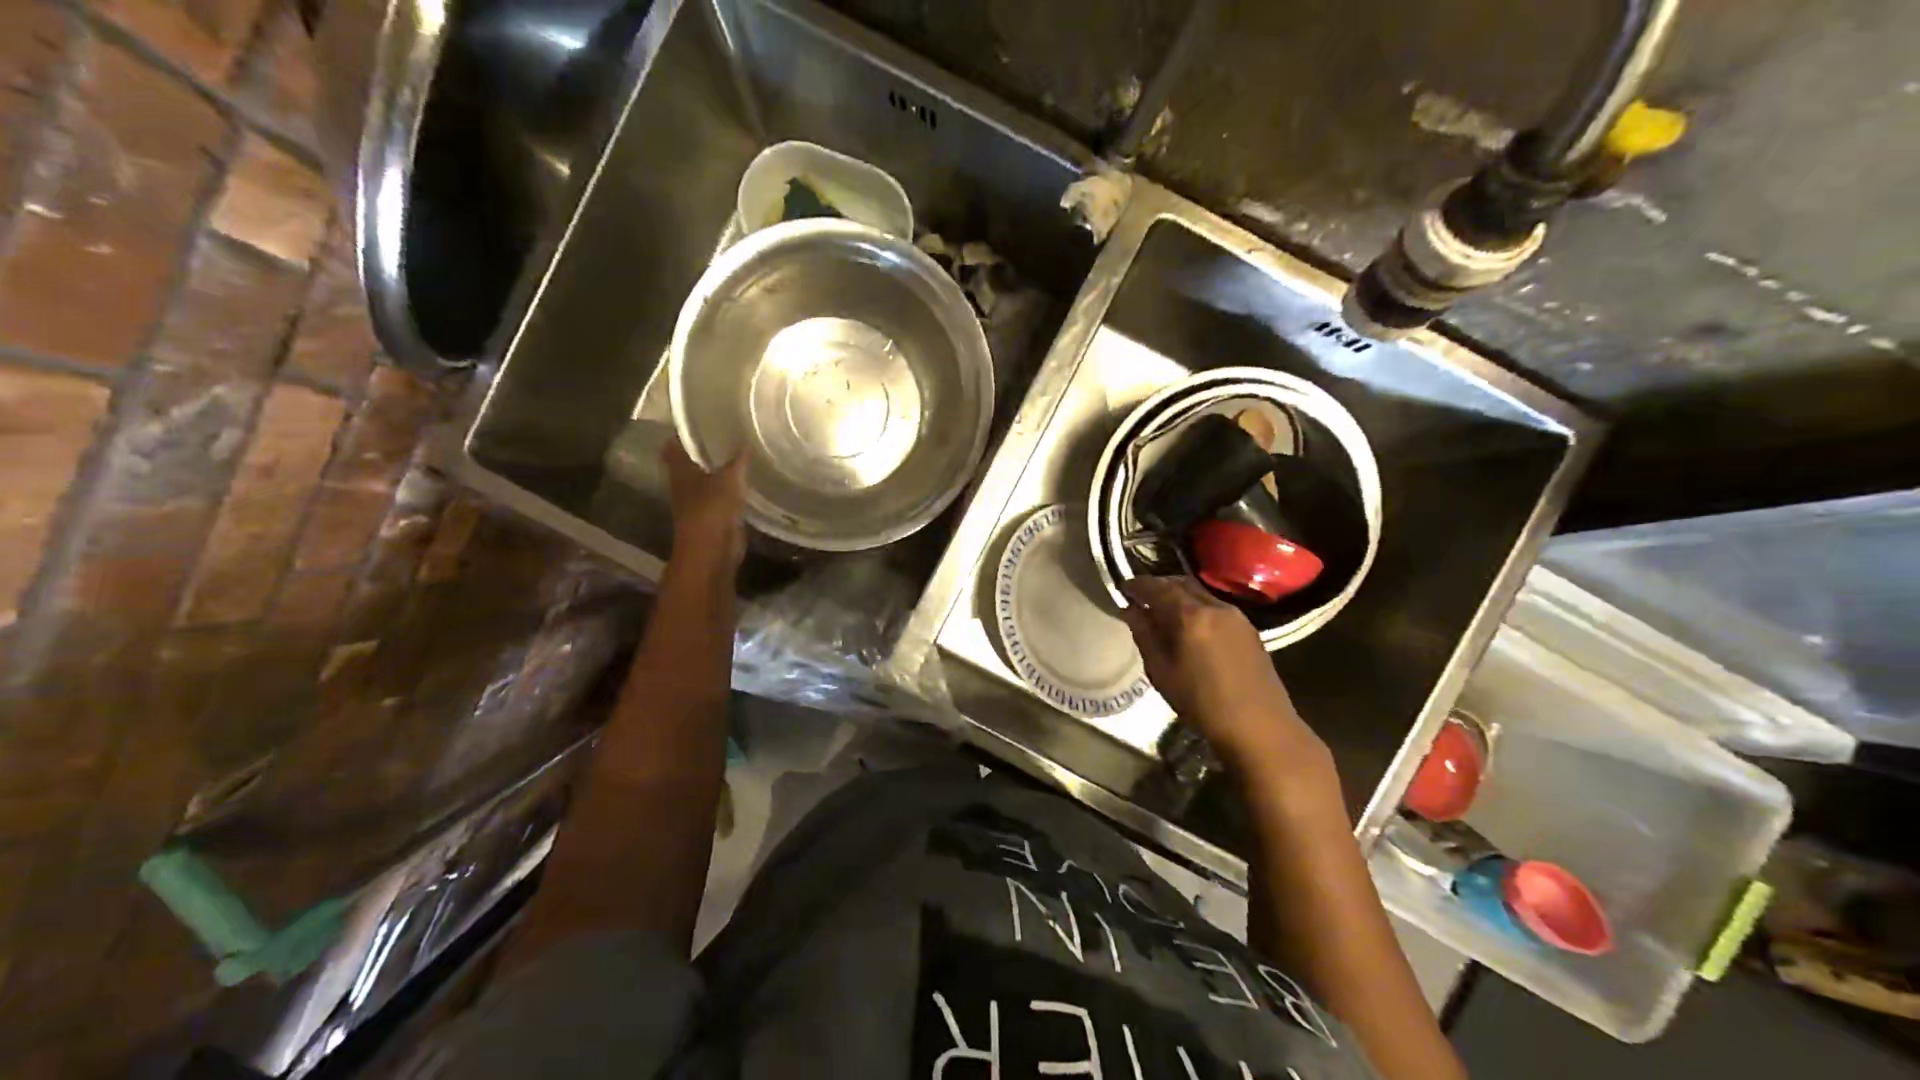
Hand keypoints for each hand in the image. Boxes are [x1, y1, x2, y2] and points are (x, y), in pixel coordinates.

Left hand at [662, 439, 747, 566]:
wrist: (712, 549)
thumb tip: (745, 442)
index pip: (673, 446)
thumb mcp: (730, 478)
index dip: (682, 433)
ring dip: (720, 470)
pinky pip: (722, 496)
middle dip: (705, 450)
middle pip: (690, 462)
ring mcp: (698, 502)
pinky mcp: (713, 516)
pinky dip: (731, 488)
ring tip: (740, 454)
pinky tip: (747, 480)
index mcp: (680, 470)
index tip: (699, 420)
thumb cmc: (712, 508)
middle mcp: (684, 484)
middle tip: (726, 433)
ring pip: (707, 479)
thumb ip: (738, 460)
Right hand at [1119, 576, 1326, 768]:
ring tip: (1163, 611)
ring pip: (1201, 593)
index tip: (1123, 589)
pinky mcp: (1249, 628)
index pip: (1157, 587)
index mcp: (1191, 616)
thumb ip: (1145, 635)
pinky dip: (1197, 607)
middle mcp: (1215, 606)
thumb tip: (1132, 611)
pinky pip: (1215, 606)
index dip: (1138, 585)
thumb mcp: (1162, 672)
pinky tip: (1190, 626)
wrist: (1259, 726)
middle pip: (1181, 583)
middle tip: (1141, 597)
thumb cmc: (1202, 703)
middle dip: (1159, 585)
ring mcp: (1236, 616)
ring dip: (1179, 595)